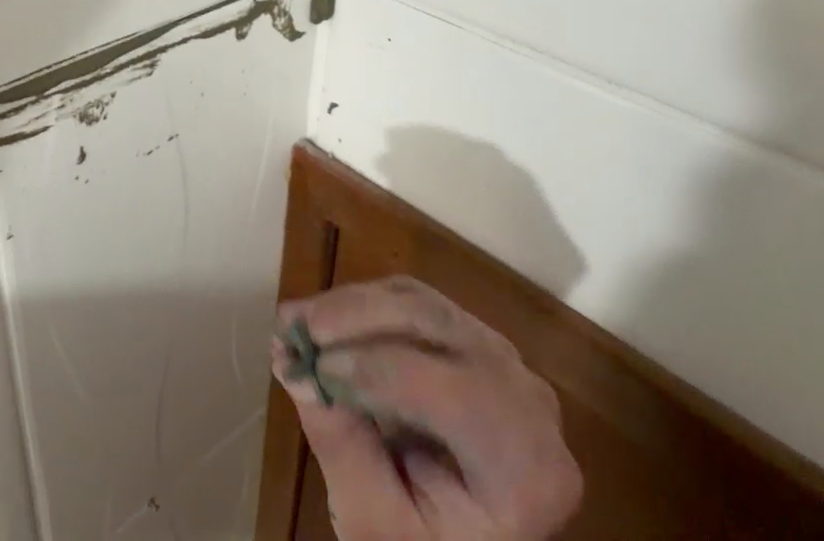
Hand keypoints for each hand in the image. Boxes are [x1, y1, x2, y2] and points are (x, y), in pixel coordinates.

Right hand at [273, 277, 581, 540]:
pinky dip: (364, 307)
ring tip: (294, 320)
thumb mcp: (375, 522)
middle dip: (361, 317)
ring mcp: (505, 365)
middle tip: (293, 324)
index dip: (385, 371)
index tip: (315, 368)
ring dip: (353, 306)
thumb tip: (297, 369)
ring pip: (427, 305)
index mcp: (528, 470)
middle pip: (445, 331)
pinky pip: (419, 305)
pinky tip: (320, 321)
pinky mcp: (474, 344)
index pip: (463, 396)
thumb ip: (344, 448)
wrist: (457, 540)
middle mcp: (530, 402)